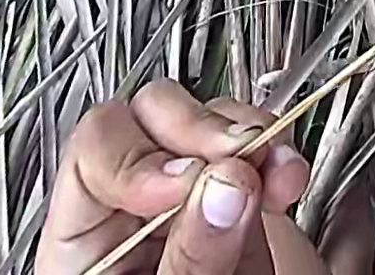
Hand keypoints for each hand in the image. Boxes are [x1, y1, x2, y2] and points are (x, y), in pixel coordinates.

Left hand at [35, 80, 320, 274]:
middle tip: (238, 159)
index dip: (139, 155)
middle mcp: (137, 205)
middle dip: (203, 130)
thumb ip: (191, 260)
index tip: (182, 184)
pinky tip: (288, 175)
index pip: (97, 148)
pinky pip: (254, 148)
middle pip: (154, 115)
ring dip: (250, 135)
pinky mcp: (238, 202)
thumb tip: (227, 183)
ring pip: (210, 119)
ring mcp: (191, 197)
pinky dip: (277, 154)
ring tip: (277, 169)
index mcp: (86, 238)